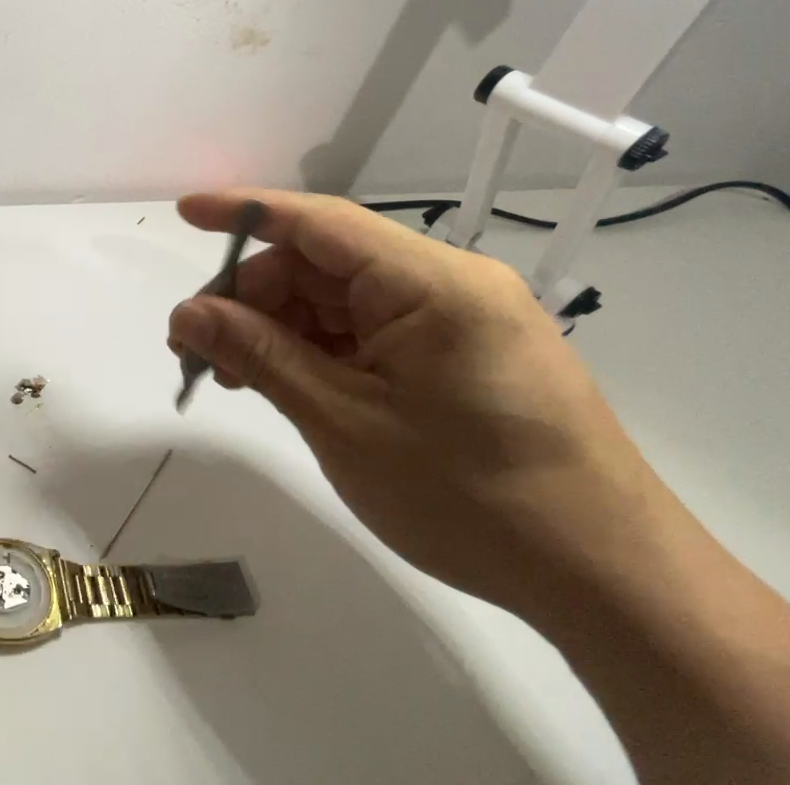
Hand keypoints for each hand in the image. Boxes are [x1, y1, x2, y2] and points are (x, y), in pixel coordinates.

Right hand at [166, 189, 666, 616]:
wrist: (606, 578)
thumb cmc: (470, 497)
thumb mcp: (343, 422)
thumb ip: (260, 354)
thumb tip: (186, 313)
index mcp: (433, 284)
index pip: (320, 222)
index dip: (244, 212)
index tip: (183, 212)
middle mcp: (450, 286)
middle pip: (322, 265)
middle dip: (251, 297)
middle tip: (194, 350)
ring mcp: (459, 322)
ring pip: (340, 301)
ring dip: (278, 329)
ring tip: (231, 376)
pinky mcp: (461, 357)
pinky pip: (369, 333)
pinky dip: (316, 351)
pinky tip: (282, 383)